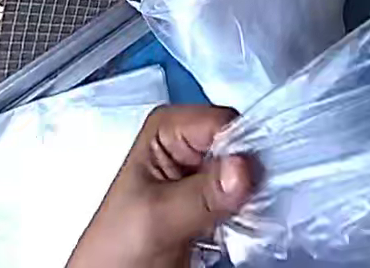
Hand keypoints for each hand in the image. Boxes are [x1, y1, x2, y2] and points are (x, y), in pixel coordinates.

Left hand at [67, 104, 254, 267]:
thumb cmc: (119, 249)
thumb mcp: (156, 219)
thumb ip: (201, 194)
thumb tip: (245, 167)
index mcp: (170, 126)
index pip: (224, 121)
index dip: (241, 149)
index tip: (248, 184)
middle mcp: (189, 139)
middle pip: (239, 142)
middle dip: (247, 172)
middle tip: (249, 204)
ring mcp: (201, 170)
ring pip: (246, 169)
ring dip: (251, 193)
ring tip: (244, 217)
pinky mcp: (212, 200)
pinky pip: (244, 195)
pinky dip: (249, 209)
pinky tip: (244, 224)